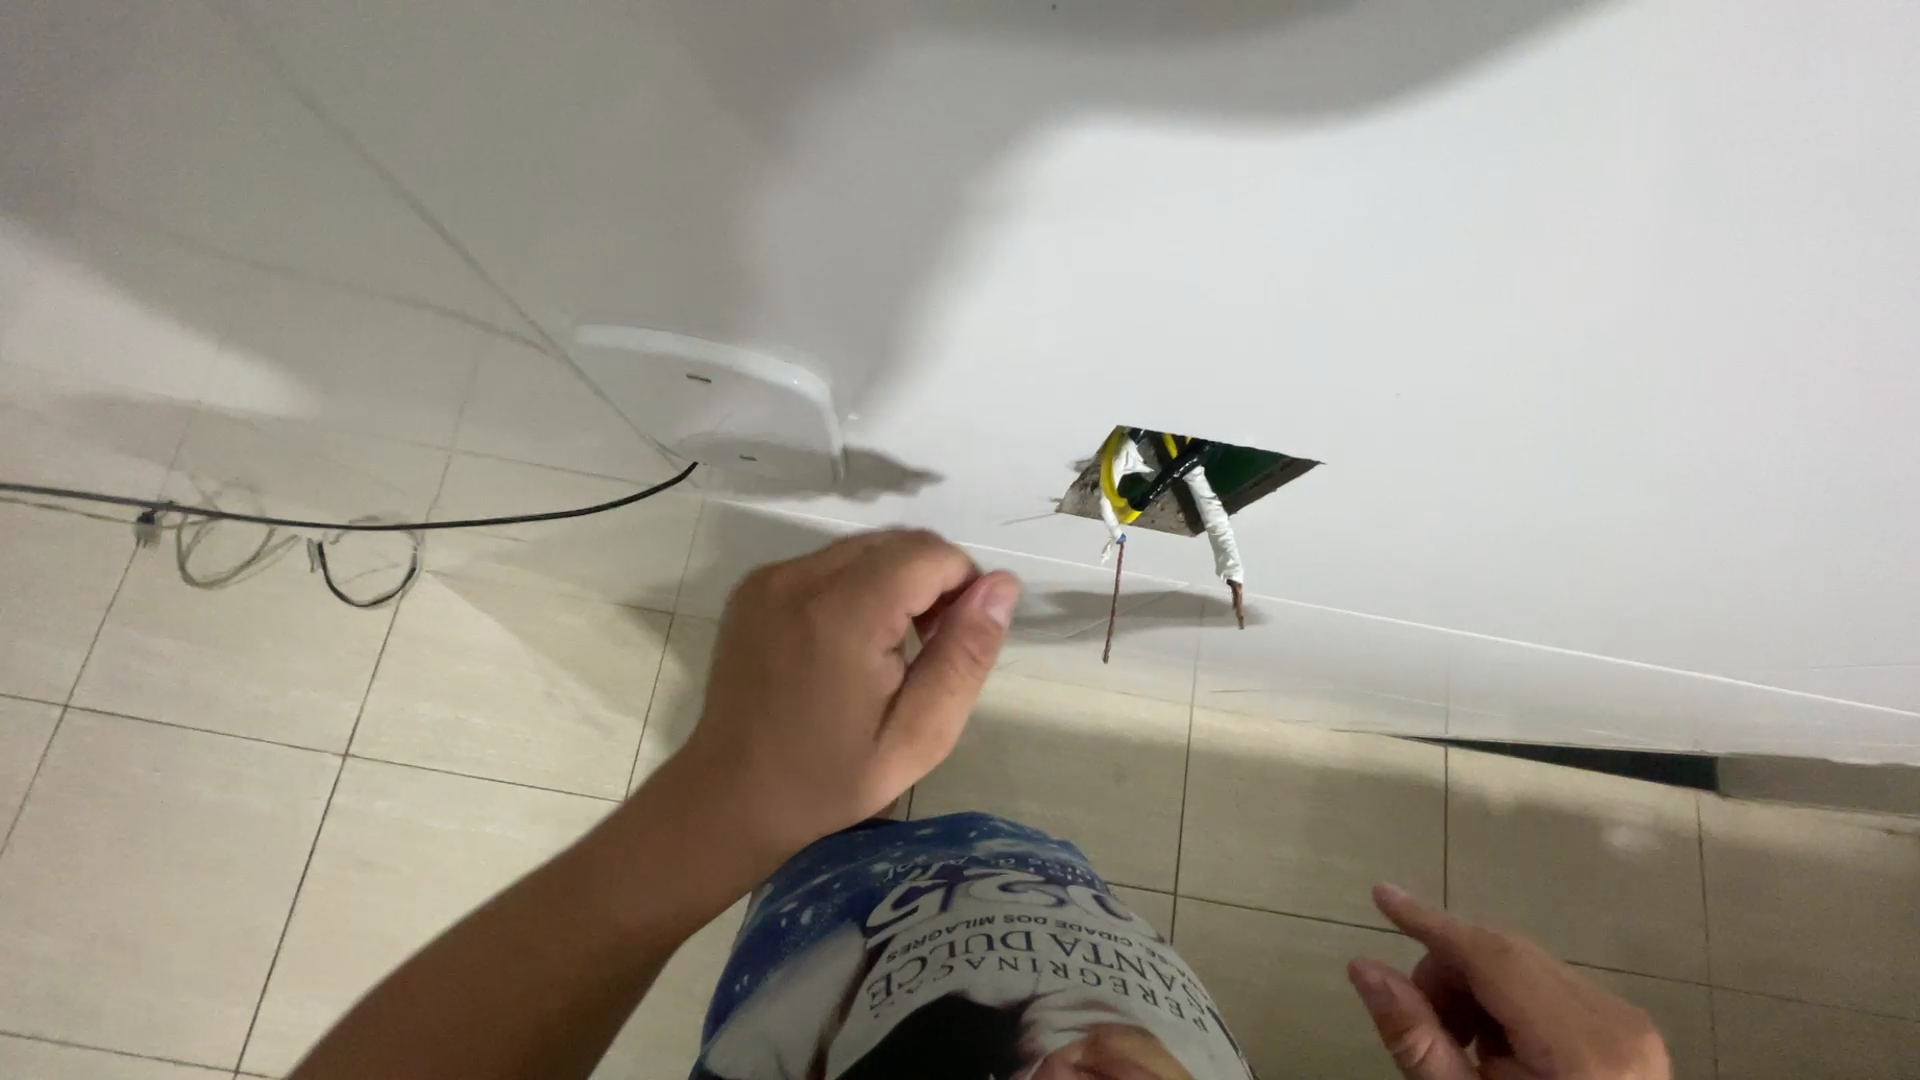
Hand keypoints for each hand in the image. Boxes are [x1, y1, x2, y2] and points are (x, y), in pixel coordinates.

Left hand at [675, 528, 1020, 863]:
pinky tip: (849, 641)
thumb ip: (965, 655)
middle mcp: (801, 577)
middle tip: (926, 649)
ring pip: (864, 548)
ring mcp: (770, 578)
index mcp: (844, 612)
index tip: (954, 642)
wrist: (732, 797)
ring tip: (888, 648)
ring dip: (893, 581)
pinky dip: (855, 585)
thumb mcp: (920, 734)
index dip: (962, 587)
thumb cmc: (832, 777)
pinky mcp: (754, 586)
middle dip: (930, 581)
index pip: (931, 554)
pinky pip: (827, 563)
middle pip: (898, 543)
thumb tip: (1003, 585)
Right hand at [1348, 885, 1670, 1079]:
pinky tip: (1496, 1044)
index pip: (1491, 956)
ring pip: (1517, 961)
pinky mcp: (1625, 1025)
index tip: (1381, 894)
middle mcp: (1612, 1020)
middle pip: (1500, 953)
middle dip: (1445, 970)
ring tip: (1460, 1040)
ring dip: (1471, 983)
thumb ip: (1415, 1039)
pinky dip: (1502, 997)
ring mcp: (1624, 1020)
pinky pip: (1542, 979)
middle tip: (1420, 1017)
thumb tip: (1363, 968)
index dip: (1433, 923)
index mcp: (1579, 1048)